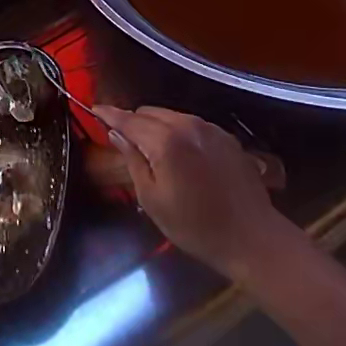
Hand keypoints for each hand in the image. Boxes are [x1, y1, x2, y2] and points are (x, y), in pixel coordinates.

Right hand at [93, 105, 290, 276]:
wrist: (250, 236)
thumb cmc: (195, 226)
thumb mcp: (153, 200)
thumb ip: (133, 161)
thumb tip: (117, 134)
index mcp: (165, 141)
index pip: (129, 119)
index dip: (109, 114)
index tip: (94, 109)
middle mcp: (187, 124)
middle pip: (150, 112)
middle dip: (134, 123)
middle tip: (125, 143)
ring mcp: (209, 127)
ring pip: (171, 115)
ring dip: (157, 126)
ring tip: (153, 151)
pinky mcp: (225, 135)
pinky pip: (192, 124)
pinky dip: (179, 132)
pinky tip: (182, 156)